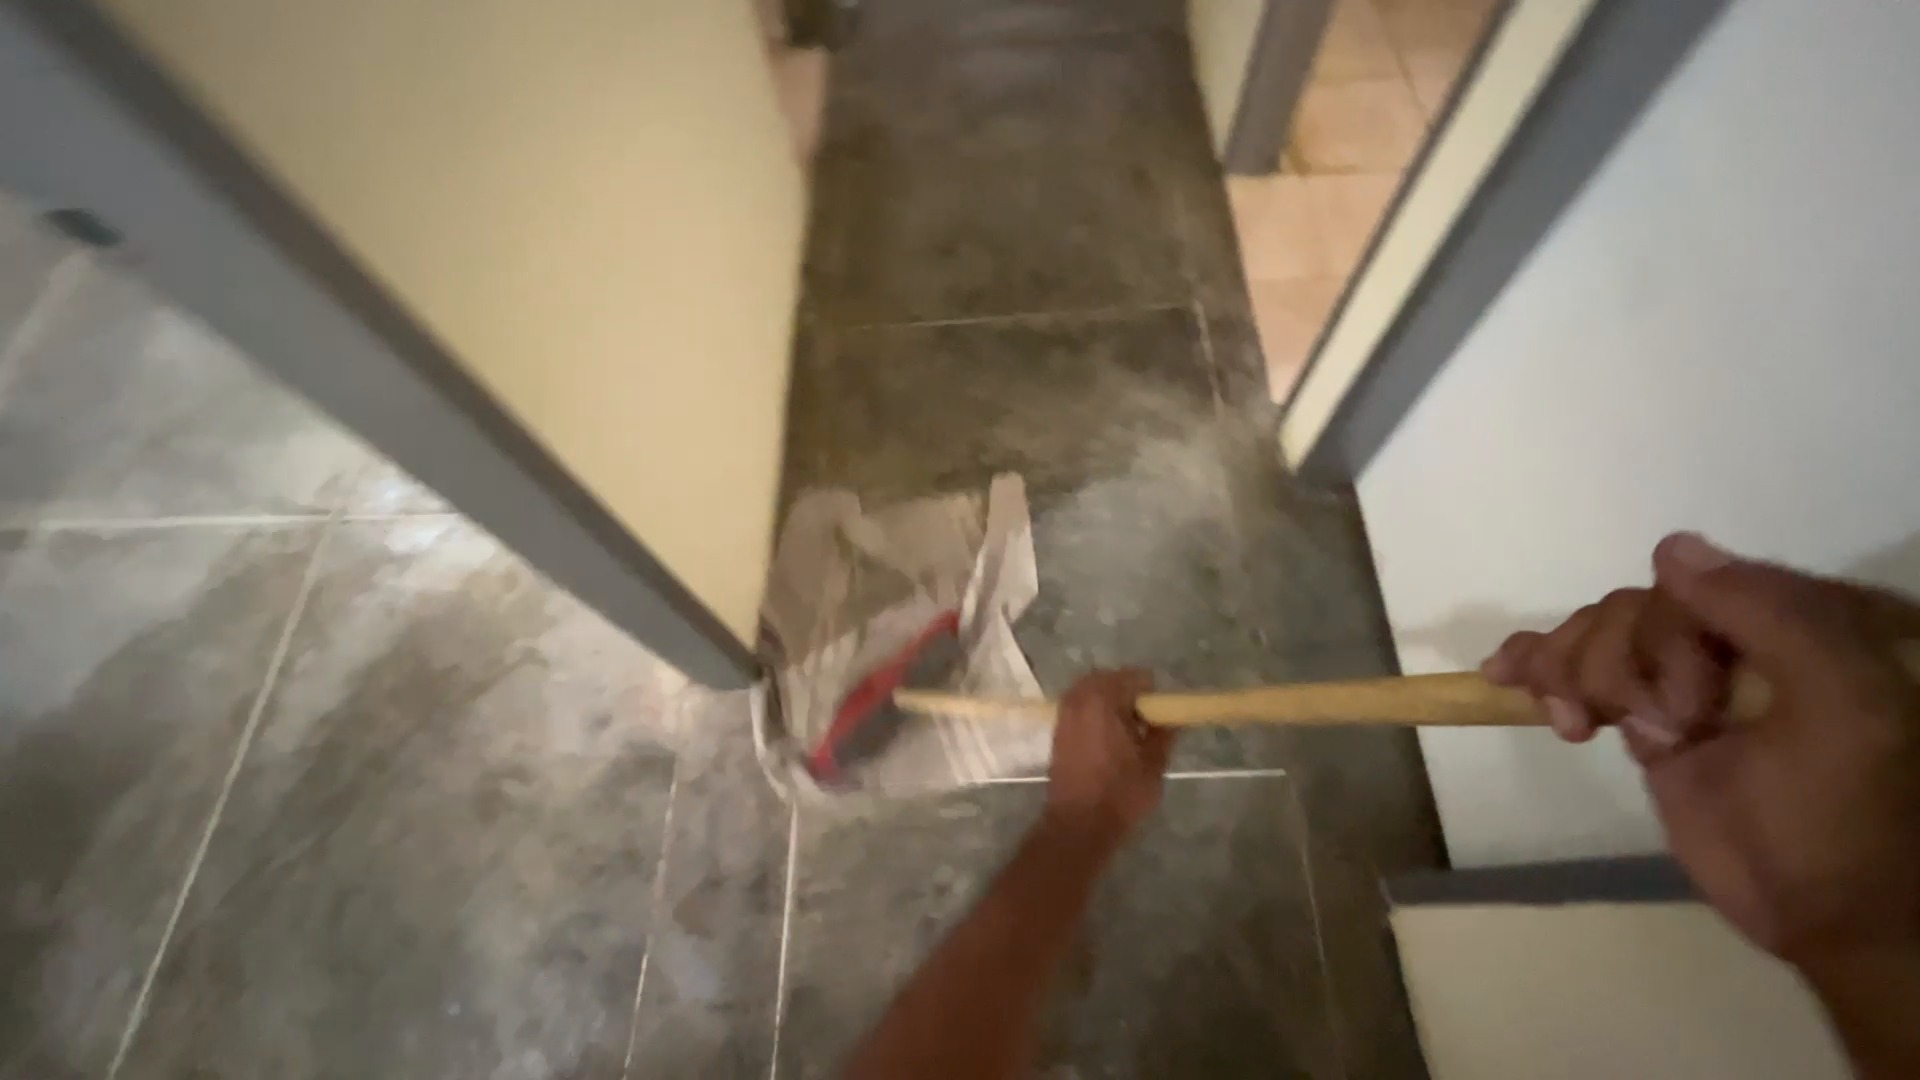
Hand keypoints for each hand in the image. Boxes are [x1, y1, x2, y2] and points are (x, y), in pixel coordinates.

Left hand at [1044, 669, 1174, 848]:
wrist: (1078, 824)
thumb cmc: (1120, 793)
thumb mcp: (1153, 764)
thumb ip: (1163, 734)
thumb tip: (1170, 719)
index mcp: (1103, 699)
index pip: (1134, 677)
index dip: (1151, 693)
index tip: (1160, 714)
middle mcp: (1079, 698)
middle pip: (1109, 679)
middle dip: (1128, 692)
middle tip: (1145, 720)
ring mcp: (1064, 714)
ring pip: (1091, 691)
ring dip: (1110, 701)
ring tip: (1127, 731)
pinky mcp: (1057, 730)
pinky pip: (1079, 707)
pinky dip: (1094, 713)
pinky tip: (1108, 740)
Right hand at [1482, 533, 1919, 974]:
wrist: (1816, 912)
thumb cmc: (1842, 822)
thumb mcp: (1841, 716)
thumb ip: (1777, 620)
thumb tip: (1671, 548)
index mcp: (1810, 622)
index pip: (1696, 586)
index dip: (1667, 638)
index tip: (1685, 712)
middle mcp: (1743, 634)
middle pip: (1632, 609)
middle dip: (1615, 669)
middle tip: (1656, 734)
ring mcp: (1686, 669)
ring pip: (1591, 632)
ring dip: (1566, 676)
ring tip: (1575, 729)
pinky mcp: (1640, 701)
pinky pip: (1569, 658)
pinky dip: (1532, 665)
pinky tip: (1505, 679)